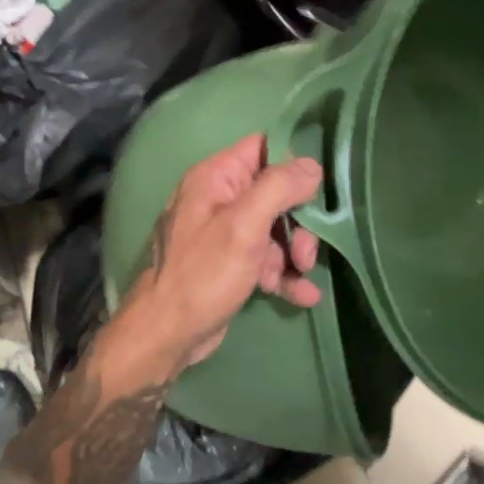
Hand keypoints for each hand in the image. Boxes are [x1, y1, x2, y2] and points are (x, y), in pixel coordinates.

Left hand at [109, 134, 323, 372]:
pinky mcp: (230, 265)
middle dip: (299, 222)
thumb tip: (312, 165)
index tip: (317, 189)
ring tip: (300, 276)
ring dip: (294, 252)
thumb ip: (279, 187)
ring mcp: (224, 233)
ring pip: (275, 229)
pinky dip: (285, 274)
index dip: (293, 164)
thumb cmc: (203, 274)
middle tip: (305, 252)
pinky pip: (266, 259)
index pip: (262, 148)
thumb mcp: (244, 226)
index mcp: (215, 177)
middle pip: (276, 192)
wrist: (166, 335)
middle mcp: (219, 198)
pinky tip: (304, 295)